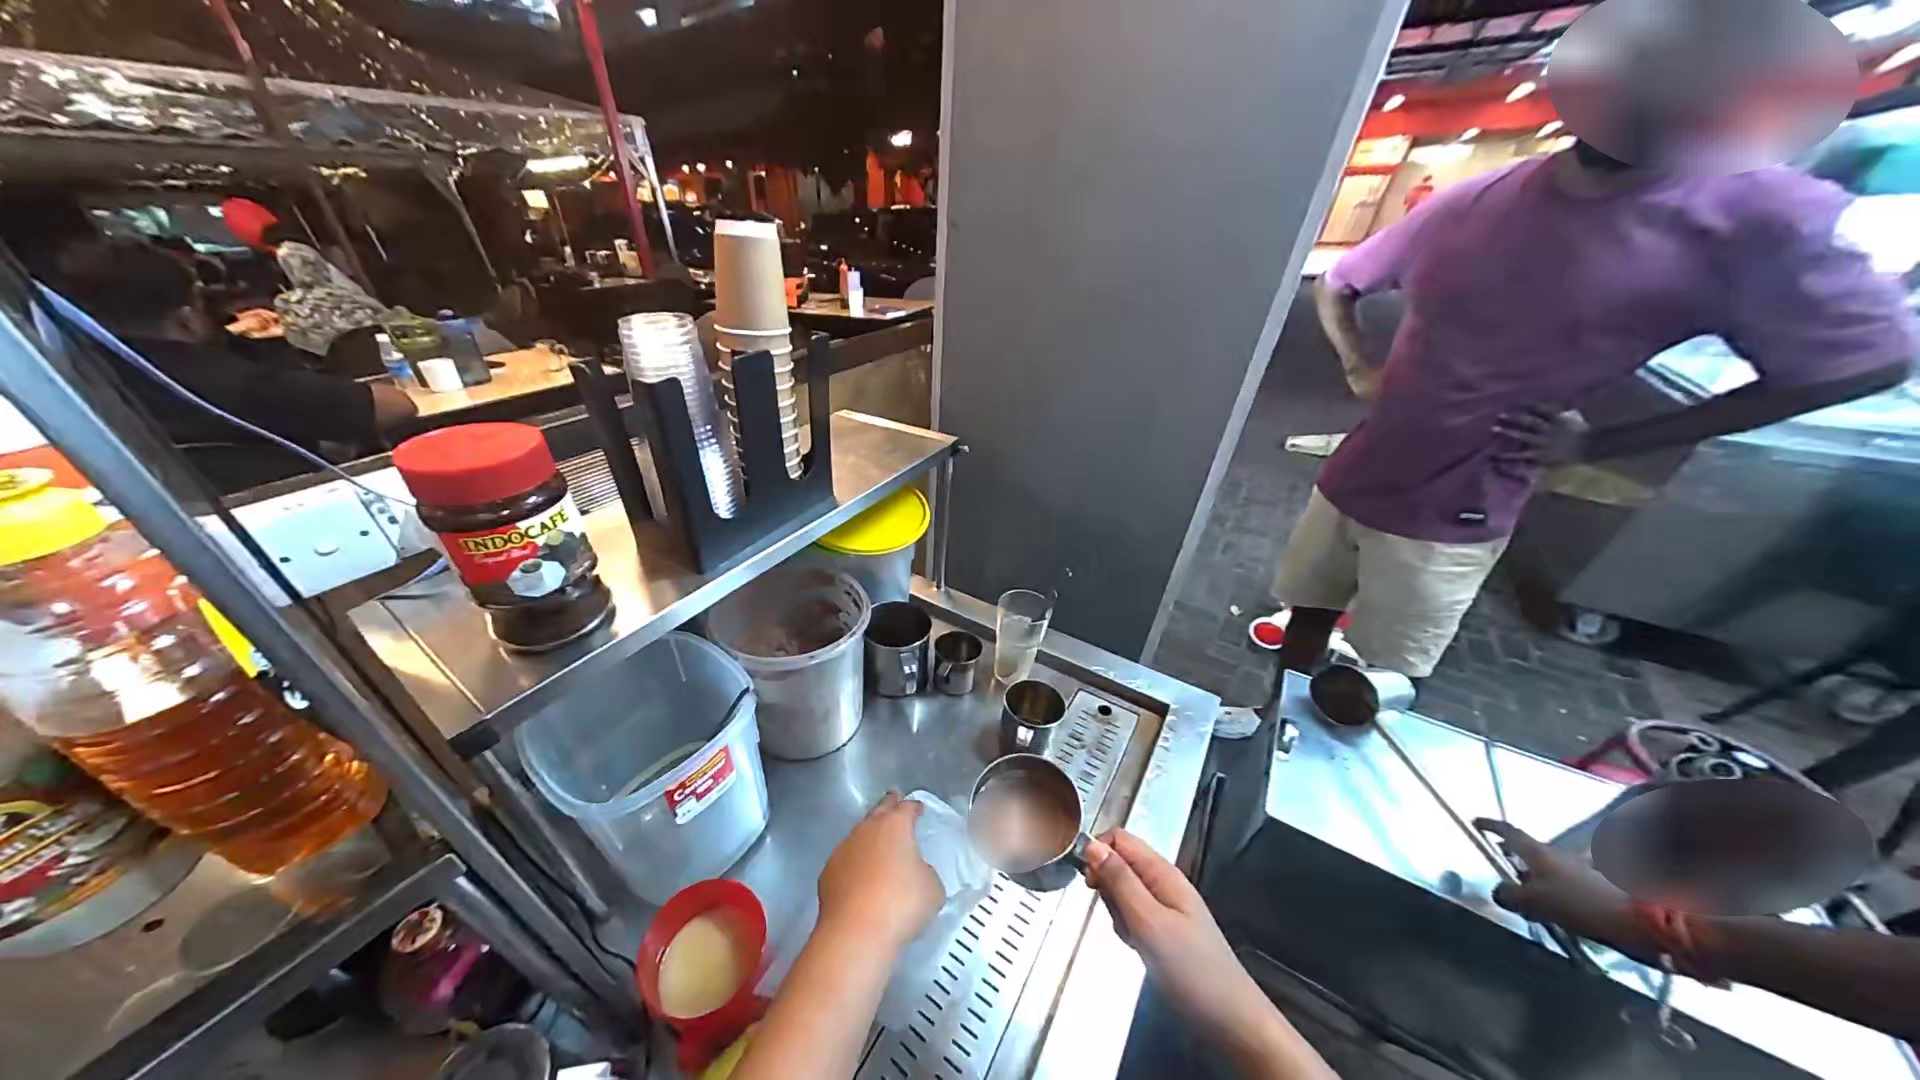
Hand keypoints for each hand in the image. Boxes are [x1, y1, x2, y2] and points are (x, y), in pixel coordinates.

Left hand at [817, 792, 941, 952]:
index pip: (907, 807)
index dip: (914, 807)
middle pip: (879, 809)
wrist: (855, 934)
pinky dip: (855, 863)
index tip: (919, 809)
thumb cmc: (901, 904)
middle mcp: (867, 829)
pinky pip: (846, 860)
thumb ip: (926, 872)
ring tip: (878, 847)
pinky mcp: (828, 872)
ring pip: (860, 835)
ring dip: (870, 837)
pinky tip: (860, 878)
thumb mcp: (932, 888)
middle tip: (894, 802)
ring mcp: (844, 849)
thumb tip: (916, 873)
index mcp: (895, 826)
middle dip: (889, 805)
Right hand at [1085, 829, 1265, 1039]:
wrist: (1231, 1022)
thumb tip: (1093, 845)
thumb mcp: (1148, 921)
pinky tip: (1139, 949)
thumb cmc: (1194, 971)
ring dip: (1117, 913)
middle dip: (1107, 888)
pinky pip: (1133, 917)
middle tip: (1120, 917)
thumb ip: (1119, 881)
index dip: (1099, 854)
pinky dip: (1128, 931)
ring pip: (1123, 893)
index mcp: (1163, 873)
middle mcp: (1164, 884)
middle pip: (1119, 864)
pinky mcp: (1164, 931)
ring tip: (1133, 938)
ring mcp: (1165, 908)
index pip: (1119, 839)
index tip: (1091, 883)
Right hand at [1476, 818, 1656, 960]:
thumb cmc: (1578, 904)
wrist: (1641, 922)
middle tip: (1499, 861)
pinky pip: (1563, 883)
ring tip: (1526, 890)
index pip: (1508, 832)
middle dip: (1512, 853)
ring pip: (1547, 867)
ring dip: (1534, 874)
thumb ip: (1509, 894)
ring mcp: (1579, 870)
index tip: (1476, 822)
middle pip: (1528, 850)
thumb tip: (1498, 891)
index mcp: (1537, 852)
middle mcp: (1557, 855)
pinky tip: (1553, 905)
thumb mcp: (1534, 902)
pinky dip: (1553, 888)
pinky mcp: (1595, 888)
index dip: (1491, 826)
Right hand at [1492, 406, 1589, 477]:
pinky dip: (1538, 407)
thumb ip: (1537, 466)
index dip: (1504, 457)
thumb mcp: (1555, 466)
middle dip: (1506, 432)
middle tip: (1492, 429)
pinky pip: (1548, 412)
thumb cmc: (1574, 459)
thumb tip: (1523, 469)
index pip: (1518, 456)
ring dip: (1516, 419)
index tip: (1491, 456)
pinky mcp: (1561, 420)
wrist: (1596, 446)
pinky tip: (1527, 404)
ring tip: (1502, 415)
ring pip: (1530, 423)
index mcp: (1541, 454)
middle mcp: (1542, 441)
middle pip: (1521, 436)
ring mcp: (1551, 429)